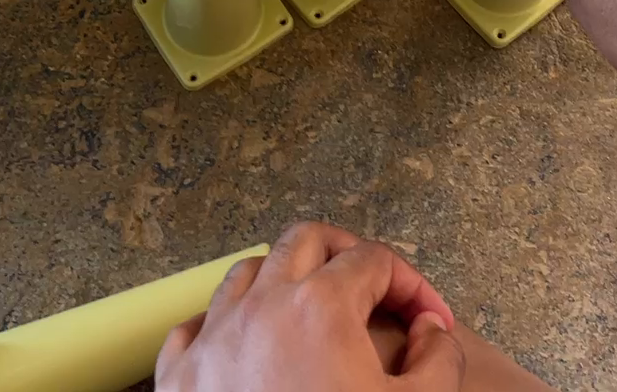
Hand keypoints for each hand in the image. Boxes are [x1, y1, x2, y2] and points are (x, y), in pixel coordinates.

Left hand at [155, 222, 464, 391]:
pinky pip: (196, 325)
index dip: (413, 284)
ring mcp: (213, 340)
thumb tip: (430, 330)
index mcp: (322, 306)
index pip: (377, 259)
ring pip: (250, 270)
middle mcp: (264, 305)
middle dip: (347, 253)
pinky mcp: (177, 380)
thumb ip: (440, 359)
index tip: (429, 320)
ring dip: (286, 279)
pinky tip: (246, 349)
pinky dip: (224, 324)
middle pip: (308, 239)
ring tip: (311, 312)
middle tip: (374, 289)